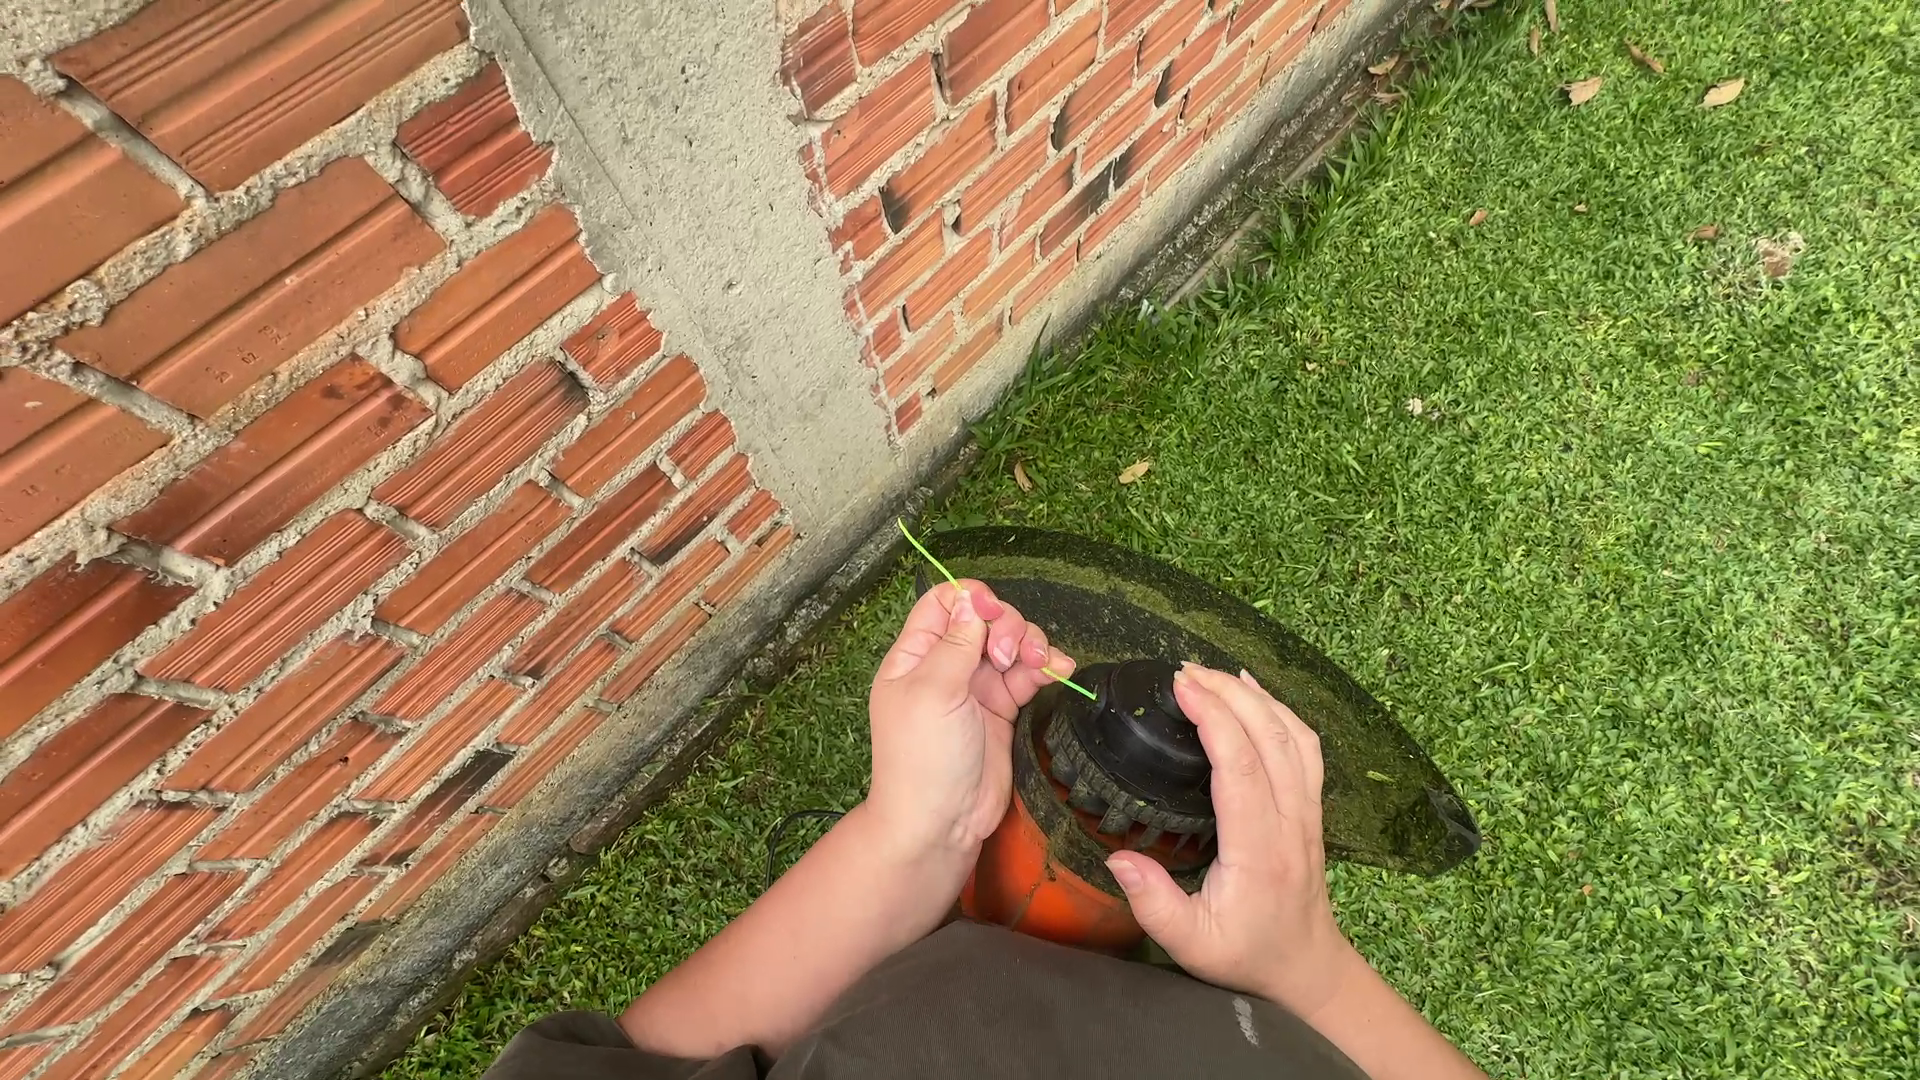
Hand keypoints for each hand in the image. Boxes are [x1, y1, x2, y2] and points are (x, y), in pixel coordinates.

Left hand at [867, 581, 1074, 856]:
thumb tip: (970, 598)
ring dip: (1031, 644)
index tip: (991, 613)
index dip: (970, 598)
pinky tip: (1060, 670)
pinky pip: (1027, 674)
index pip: (942, 603)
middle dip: (1006, 626)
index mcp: (916, 655)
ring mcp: (976, 686)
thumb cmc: (923, 756)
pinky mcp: (1003, 708)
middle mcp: (946, 664)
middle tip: (1007, 655)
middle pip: (984, 619)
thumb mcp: (933, 692)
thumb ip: (955, 642)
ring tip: (1040, 665)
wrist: (941, 823)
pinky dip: (1046, 667)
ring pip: (1010, 643)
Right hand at [1105, 663, 1361, 1017]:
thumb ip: (1154, 904)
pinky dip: (1280, 708)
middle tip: (1185, 671)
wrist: (1307, 969)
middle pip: (1271, 737)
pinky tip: (1253, 689)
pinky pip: (1305, 745)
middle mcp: (1291, 821)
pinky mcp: (1312, 805)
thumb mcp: (1191, 944)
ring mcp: (1308, 810)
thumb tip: (1118, 858)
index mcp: (1259, 849)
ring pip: (1293, 735)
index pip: (1242, 767)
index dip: (1215, 719)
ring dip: (1253, 695)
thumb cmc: (1245, 953)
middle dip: (1229, 694)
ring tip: (1212, 673)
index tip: (1182, 687)